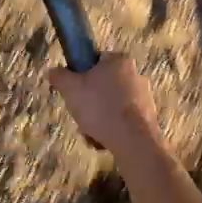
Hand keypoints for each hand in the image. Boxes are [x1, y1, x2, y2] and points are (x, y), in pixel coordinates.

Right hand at [47, 52, 164, 157]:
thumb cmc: (100, 107)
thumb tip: (53, 72)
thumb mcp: (70, 88)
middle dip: (90, 101)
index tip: (74, 90)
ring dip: (99, 117)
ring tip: (90, 132)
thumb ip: (59, 76)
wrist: (134, 141)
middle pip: (103, 85)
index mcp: (119, 60)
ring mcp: (145, 98)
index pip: (95, 61)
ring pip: (112, 105)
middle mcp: (136, 75)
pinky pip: (123, 120)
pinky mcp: (149, 119)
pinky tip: (103, 140)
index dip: (81, 75)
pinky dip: (112, 129)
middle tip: (80, 113)